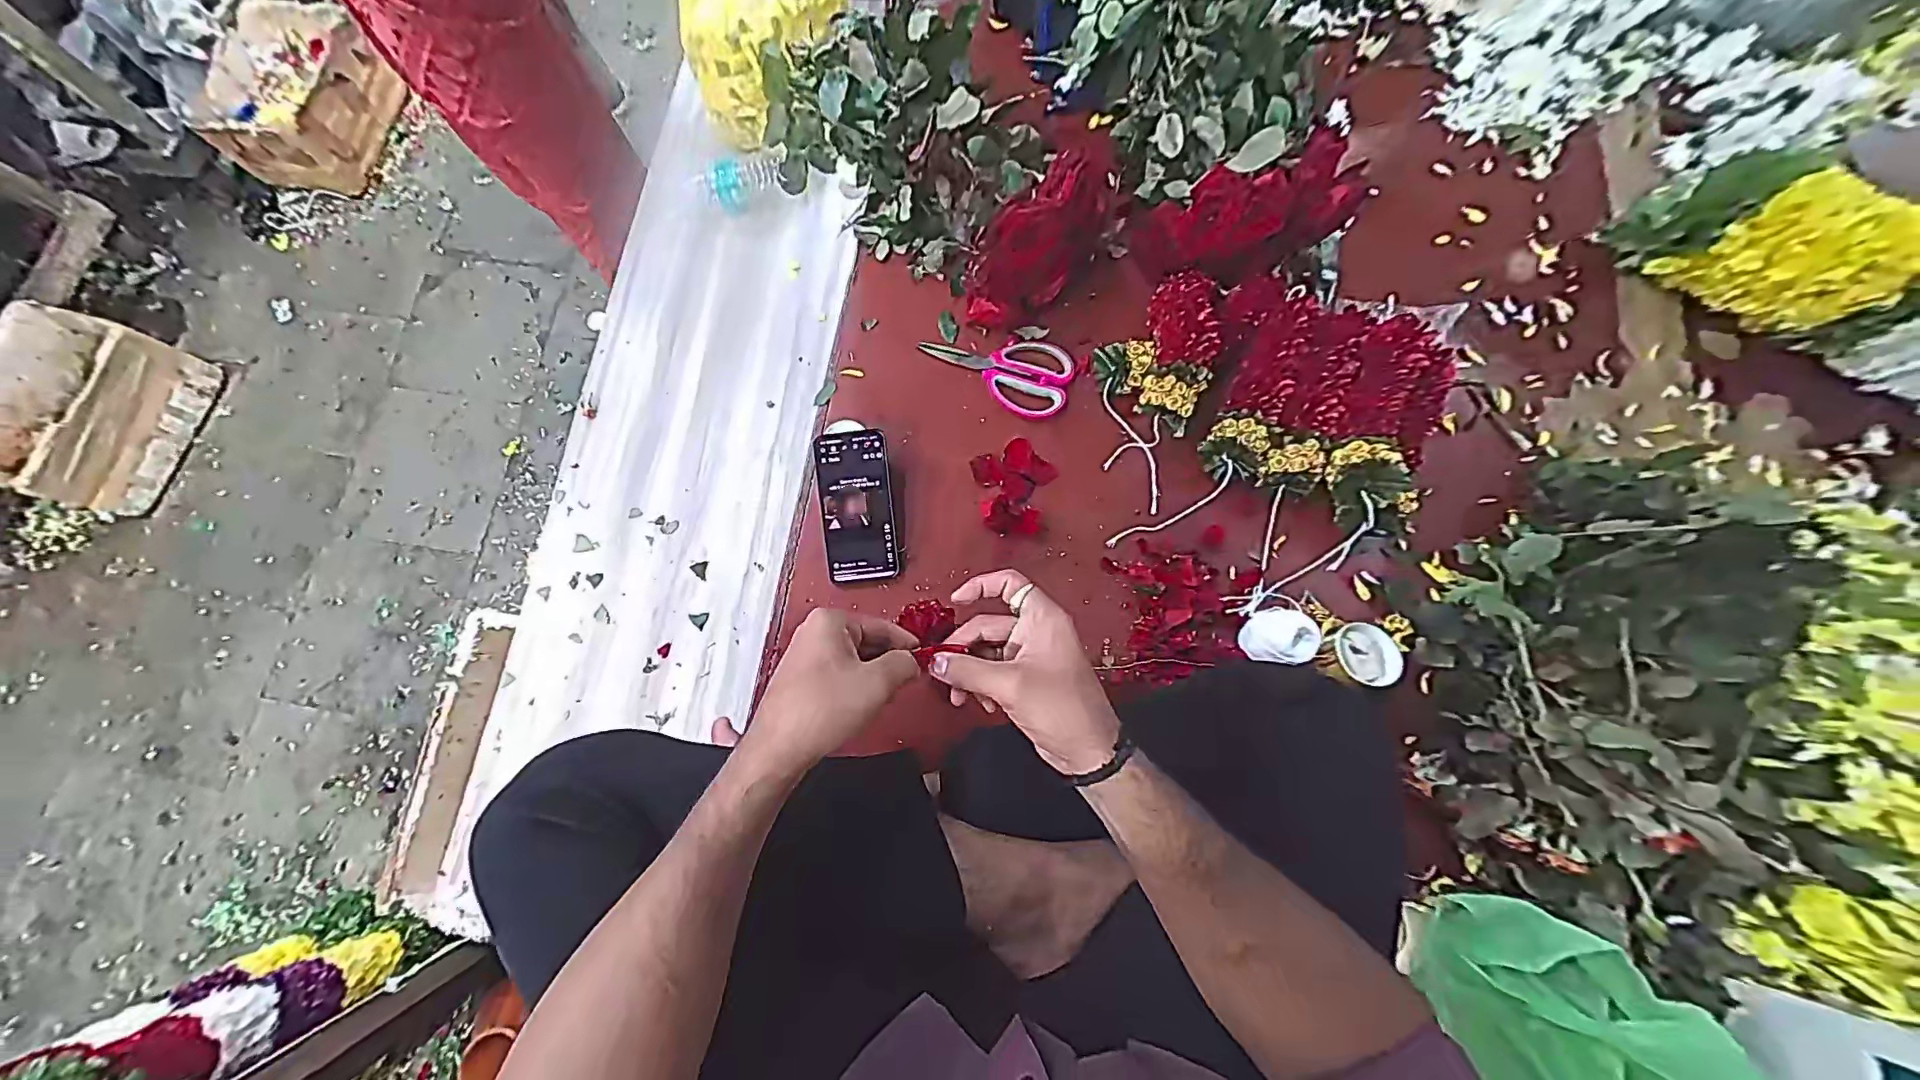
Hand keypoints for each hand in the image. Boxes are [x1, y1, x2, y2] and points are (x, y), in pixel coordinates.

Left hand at [743, 608, 918, 772]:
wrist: (780, 748)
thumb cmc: (815, 713)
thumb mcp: (878, 682)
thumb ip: (903, 664)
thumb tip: (911, 661)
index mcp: (829, 621)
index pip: (881, 626)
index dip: (906, 644)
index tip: (919, 656)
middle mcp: (813, 633)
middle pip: (867, 642)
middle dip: (888, 663)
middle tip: (902, 681)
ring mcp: (805, 656)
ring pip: (854, 661)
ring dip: (872, 679)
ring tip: (878, 698)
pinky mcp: (802, 680)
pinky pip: (839, 676)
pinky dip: (854, 689)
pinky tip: (858, 708)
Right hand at [929, 570, 1120, 774]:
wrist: (1088, 750)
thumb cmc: (1063, 709)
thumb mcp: (1009, 685)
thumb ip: (968, 670)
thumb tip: (937, 662)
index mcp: (1042, 619)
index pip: (1009, 584)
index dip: (980, 586)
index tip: (955, 602)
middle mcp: (1037, 632)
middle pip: (988, 624)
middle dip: (964, 646)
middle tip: (944, 668)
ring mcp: (1032, 656)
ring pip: (988, 651)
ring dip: (969, 670)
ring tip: (959, 694)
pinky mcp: (1027, 679)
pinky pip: (995, 671)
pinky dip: (981, 683)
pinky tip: (979, 702)